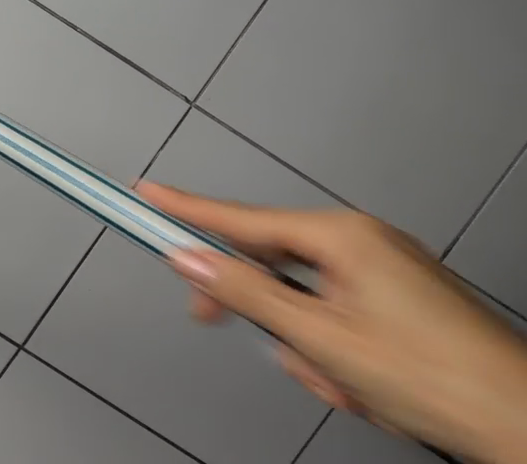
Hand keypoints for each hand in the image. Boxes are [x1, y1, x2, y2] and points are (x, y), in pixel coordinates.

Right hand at [143, 182, 526, 462]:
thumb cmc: (436, 381)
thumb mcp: (321, 338)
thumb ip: (244, 292)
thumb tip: (184, 258)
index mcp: (343, 237)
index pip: (239, 218)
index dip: (185, 208)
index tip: (141, 191)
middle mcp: (364, 242)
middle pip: (269, 261)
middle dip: (258, 307)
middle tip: (210, 320)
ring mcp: (389, 271)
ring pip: (303, 296)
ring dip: (305, 342)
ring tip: (342, 384)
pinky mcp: (406, 301)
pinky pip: (337, 311)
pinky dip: (335, 347)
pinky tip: (361, 386)